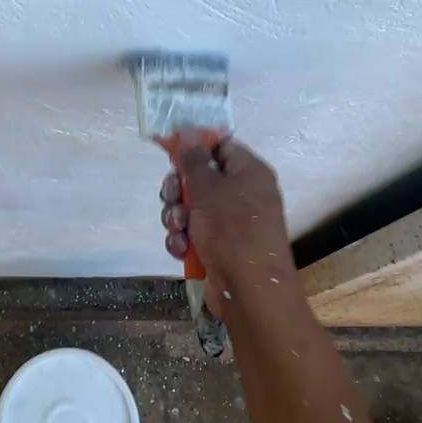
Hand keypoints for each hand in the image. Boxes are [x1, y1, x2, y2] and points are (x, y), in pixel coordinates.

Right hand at [159, 132, 293, 290]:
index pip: (220, 146)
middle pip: (200, 177)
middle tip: (172, 199)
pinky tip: (181, 248)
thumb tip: (187, 131)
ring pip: (191, 207)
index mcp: (249, 172)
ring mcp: (231, 221)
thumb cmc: (233, 231)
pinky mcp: (220, 245)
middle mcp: (243, 193)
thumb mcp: (209, 189)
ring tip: (178, 230)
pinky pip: (194, 232)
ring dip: (177, 217)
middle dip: (178, 190)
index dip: (194, 147)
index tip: (170, 152)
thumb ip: (194, 159)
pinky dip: (184, 239)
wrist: (250, 291)